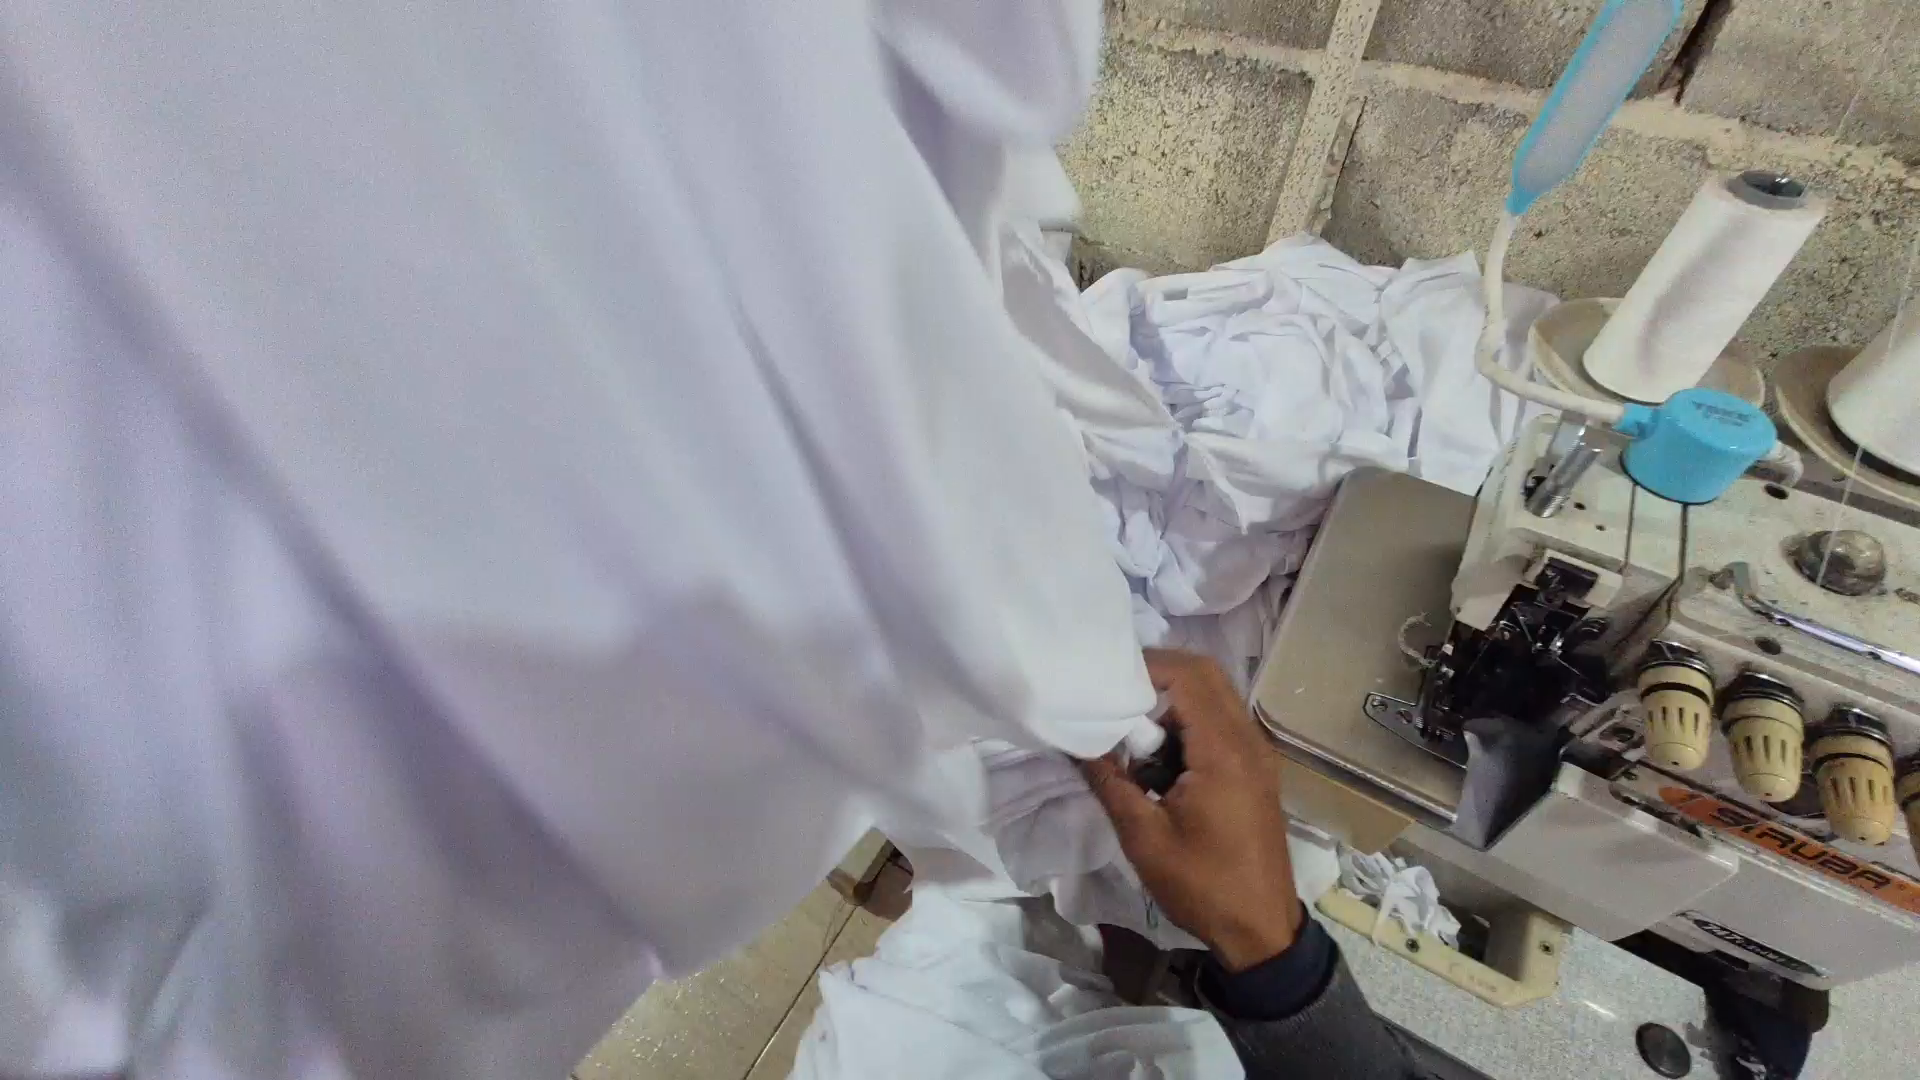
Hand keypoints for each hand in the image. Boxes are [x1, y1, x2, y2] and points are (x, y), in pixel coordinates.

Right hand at [1080, 649, 1301, 971]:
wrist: (1262, 933)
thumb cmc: (1202, 886)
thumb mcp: (1143, 837)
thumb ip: (1108, 780)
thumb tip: (1074, 741)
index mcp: (1223, 752)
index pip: (1187, 677)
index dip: (1145, 667)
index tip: (1105, 682)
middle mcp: (1247, 740)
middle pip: (1205, 673)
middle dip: (1158, 671)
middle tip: (1116, 691)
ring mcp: (1256, 752)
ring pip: (1214, 692)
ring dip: (1172, 694)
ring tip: (1131, 720)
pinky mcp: (1254, 767)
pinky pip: (1220, 718)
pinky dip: (1187, 716)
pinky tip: (1157, 747)